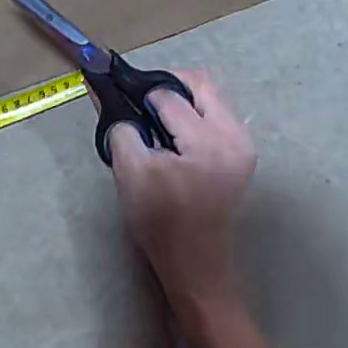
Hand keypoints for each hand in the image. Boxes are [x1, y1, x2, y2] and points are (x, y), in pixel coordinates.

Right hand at [107, 69, 255, 304]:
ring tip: (154, 117)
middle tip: (140, 102)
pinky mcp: (243, 152)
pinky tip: (173, 131)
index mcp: (210, 141)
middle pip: (200, 83)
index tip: (120, 100)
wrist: (194, 264)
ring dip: (181, 97)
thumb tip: (103, 90)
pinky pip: (217, 113)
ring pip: (210, 95)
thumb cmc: (160, 221)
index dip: (139, 96)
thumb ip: (119, 125)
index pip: (168, 96)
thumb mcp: (130, 171)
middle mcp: (236, 135)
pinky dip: (193, 112)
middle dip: (166, 85)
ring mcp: (244, 143)